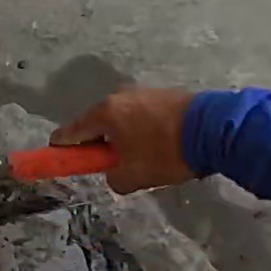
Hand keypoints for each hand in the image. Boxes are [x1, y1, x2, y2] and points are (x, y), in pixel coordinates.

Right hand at [51, 86, 198, 193]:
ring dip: (122, 136)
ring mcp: (142, 92)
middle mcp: (118, 97)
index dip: (62, 146)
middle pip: (97, 123)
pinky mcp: (162, 94)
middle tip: (107, 164)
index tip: (56, 156)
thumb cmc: (165, 152)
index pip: (71, 131)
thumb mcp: (133, 176)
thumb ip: (113, 177)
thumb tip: (114, 173)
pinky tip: (154, 144)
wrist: (214, 128)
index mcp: (104, 113)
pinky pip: (140, 115)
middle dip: (98, 143)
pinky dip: (140, 129)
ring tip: (139, 157)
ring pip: (121, 119)